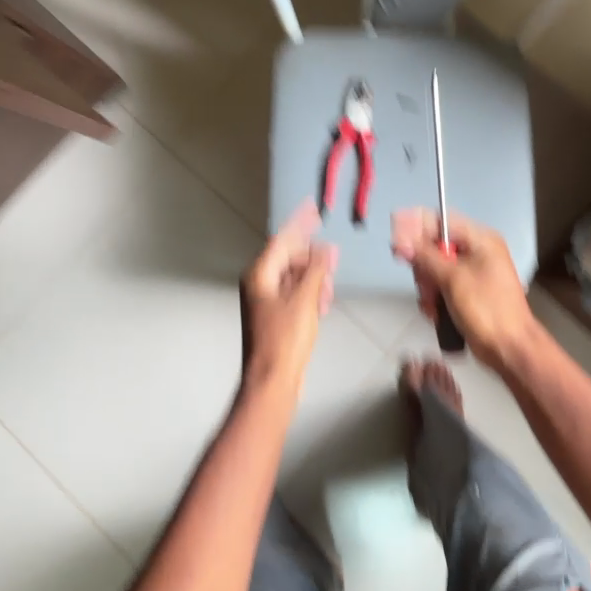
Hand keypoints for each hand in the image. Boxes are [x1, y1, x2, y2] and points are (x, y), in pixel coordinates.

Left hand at [240, 200, 336, 394]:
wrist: (272, 382)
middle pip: (289, 258)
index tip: (314, 209)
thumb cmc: (285, 339)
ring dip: (314, 281)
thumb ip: (317, 270)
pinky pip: (295, 294)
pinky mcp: (275, 316)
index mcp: (259, 274)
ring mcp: (265, 301)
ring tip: (327, 296)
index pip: (281, 240)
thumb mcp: (304, 300)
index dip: (299, 224)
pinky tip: (322, 307)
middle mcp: (258, 283)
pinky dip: (310, 296)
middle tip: (332, 269)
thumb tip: (327, 248)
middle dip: (312, 261)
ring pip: (294, 277)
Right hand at [391, 208, 540, 370]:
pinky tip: (436, 312)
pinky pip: (440, 285)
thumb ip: (424, 256)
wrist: (509, 350)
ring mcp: (471, 272)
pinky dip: (435, 298)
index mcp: (479, 239)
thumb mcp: (452, 279)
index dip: (415, 230)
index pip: (439, 221)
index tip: (397, 247)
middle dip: (424, 267)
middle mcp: (476, 251)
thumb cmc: (486, 310)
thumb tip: (400, 239)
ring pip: (434, 268)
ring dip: (428, 287)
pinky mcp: (466, 292)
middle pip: (434, 245)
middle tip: (426, 286)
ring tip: (432, 305)